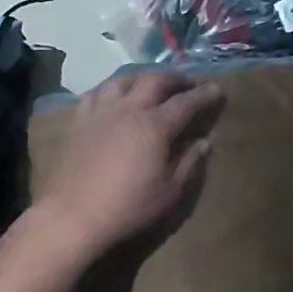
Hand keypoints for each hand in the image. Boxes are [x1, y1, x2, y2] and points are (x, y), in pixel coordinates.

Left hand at [33, 70, 225, 261]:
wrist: (75, 213)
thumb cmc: (128, 206)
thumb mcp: (169, 192)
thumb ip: (189, 163)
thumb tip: (205, 141)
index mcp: (154, 126)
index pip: (186, 102)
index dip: (204, 95)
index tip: (217, 90)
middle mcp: (128, 109)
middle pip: (155, 80)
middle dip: (175, 78)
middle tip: (187, 84)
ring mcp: (101, 110)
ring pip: (124, 79)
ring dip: (143, 78)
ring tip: (151, 85)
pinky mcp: (80, 118)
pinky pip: (98, 92)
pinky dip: (112, 88)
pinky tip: (115, 97)